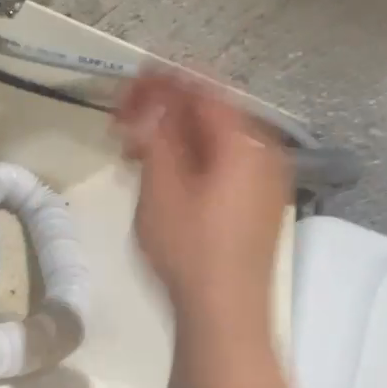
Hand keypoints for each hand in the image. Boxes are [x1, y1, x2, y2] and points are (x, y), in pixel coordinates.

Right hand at [118, 71, 291, 331]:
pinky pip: (221, 163)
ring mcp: (263, 180)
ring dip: (175, 135)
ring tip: (134, 147)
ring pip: (215, 141)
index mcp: (242, 144)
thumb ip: (157, 140)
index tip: (131, 80)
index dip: (166, 81)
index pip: (204, 93)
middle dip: (167, 109)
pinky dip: (190, 157)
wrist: (224, 307)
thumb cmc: (188, 248)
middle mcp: (262, 154)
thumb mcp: (161, 190)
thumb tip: (151, 105)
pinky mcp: (254, 204)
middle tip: (123, 118)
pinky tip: (163, 173)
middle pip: (213, 114)